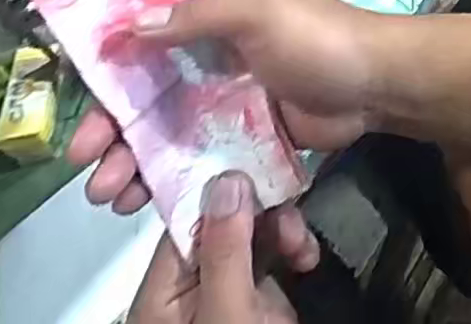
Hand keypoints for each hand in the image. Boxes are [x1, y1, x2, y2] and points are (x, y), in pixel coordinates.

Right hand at [67, 0, 384, 213]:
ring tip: (108, 193)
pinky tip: (142, 199)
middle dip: (116, 118)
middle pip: (155, 80)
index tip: (84, 82)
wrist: (372, 84)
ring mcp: (232, 87)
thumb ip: (199, 17)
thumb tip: (132, 23)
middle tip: (85, 157)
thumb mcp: (261, 12)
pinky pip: (195, 147)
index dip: (120, 48)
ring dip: (133, 153)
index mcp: (228, 4)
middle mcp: (223, 43)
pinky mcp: (244, 126)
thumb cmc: (317, 36)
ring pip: (168, 120)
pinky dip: (166, 171)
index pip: (161, 19)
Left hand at [126, 172, 314, 323]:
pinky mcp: (255, 302)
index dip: (222, 189)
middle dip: (262, 214)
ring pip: (253, 234)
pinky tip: (308, 258)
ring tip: (303, 248)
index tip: (259, 162)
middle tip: (291, 217)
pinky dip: (292, 249)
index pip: (187, 220)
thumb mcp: (227, 315)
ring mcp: (224, 295)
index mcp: (162, 295)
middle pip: (224, 222)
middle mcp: (190, 289)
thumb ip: (225, 247)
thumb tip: (227, 177)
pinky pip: (272, 255)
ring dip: (283, 230)